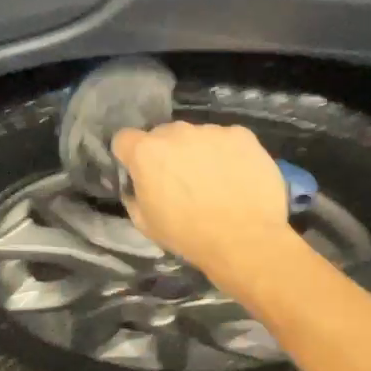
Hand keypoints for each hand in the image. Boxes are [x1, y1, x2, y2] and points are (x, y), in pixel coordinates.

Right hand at [111, 122, 305, 283]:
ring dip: (198, 152)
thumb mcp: (145, 223)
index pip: (124, 139)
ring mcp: (210, 131)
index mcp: (146, 152)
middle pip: (162, 135)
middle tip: (181, 181)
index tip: (141, 172)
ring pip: (196, 136)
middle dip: (166, 153)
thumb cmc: (189, 235)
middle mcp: (175, 132)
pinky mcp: (241, 135)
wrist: (246, 240)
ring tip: (214, 181)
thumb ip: (133, 195)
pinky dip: (228, 154)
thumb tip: (137, 185)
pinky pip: (227, 140)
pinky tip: (237, 177)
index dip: (130, 155)